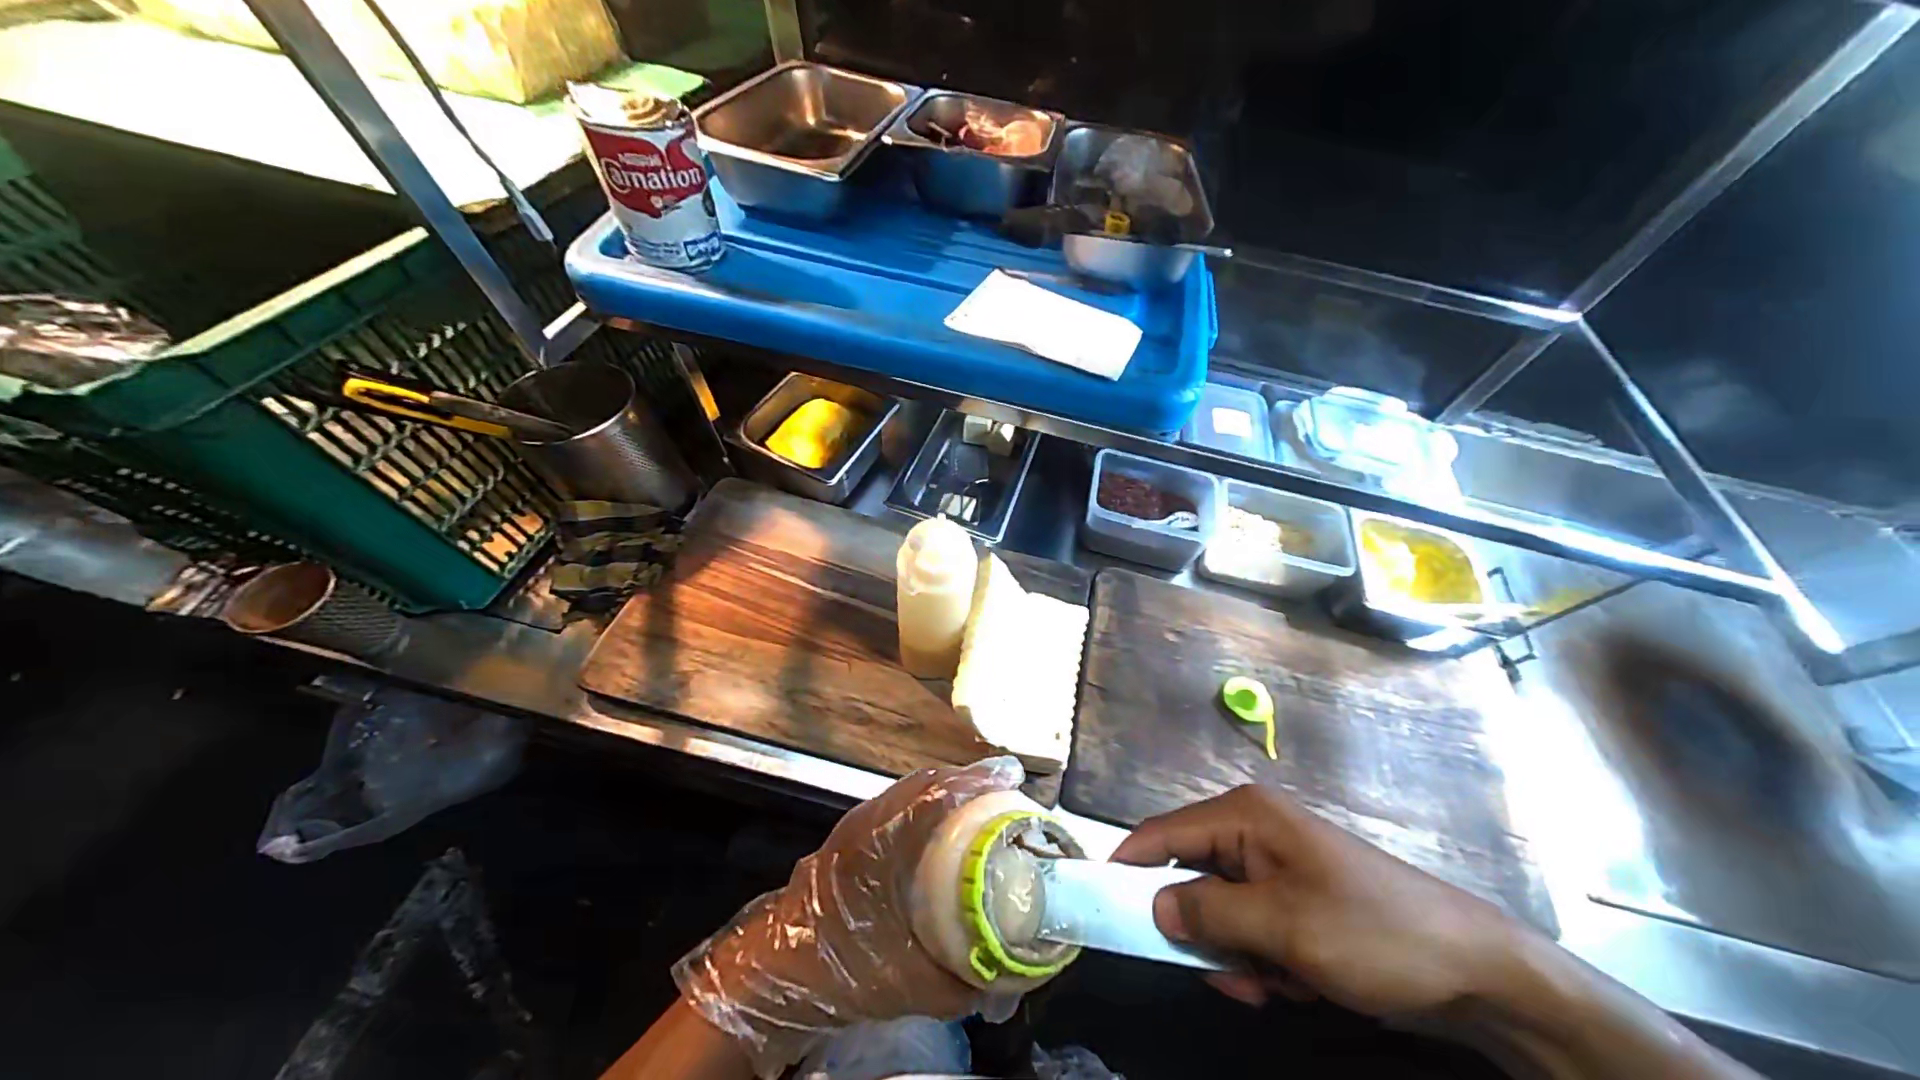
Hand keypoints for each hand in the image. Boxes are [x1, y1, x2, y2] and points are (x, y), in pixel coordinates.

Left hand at [674, 757, 1025, 1077]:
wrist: (779, 971)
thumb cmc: (841, 970)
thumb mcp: (910, 985)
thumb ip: (965, 983)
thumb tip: (1014, 986)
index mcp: (881, 844)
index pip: (935, 793)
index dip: (976, 780)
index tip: (1012, 777)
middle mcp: (870, 820)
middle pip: (929, 781)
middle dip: (972, 780)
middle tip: (1010, 789)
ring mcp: (860, 820)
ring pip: (916, 788)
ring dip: (953, 788)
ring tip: (989, 797)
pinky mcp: (856, 830)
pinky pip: (904, 802)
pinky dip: (933, 801)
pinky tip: (950, 820)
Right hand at [1111, 784, 1521, 1019]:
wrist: (1477, 972)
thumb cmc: (1372, 932)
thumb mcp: (1282, 925)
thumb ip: (1206, 911)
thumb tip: (1153, 906)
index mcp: (1244, 816)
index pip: (1162, 833)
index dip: (1129, 867)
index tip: (1101, 908)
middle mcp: (1253, 832)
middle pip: (1189, 877)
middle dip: (1201, 932)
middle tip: (1228, 976)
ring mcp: (1276, 868)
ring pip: (1218, 912)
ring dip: (1236, 956)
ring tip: (1275, 986)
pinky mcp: (1296, 901)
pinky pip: (1251, 930)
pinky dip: (1263, 962)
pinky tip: (1298, 983)